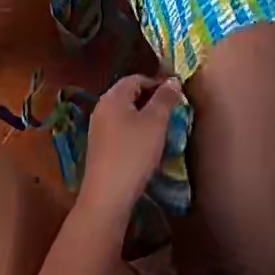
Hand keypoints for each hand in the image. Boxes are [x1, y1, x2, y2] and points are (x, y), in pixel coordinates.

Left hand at [80, 75, 182, 213]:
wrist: (108, 196)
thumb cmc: (134, 152)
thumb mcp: (155, 122)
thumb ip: (165, 98)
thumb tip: (173, 80)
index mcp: (112, 97)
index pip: (136, 78)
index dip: (157, 83)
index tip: (176, 96)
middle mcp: (101, 109)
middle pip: (129, 95)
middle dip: (152, 100)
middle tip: (172, 112)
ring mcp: (98, 129)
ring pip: (125, 114)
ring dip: (145, 117)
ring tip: (162, 129)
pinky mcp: (100, 148)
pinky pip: (120, 130)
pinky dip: (135, 132)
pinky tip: (146, 146)